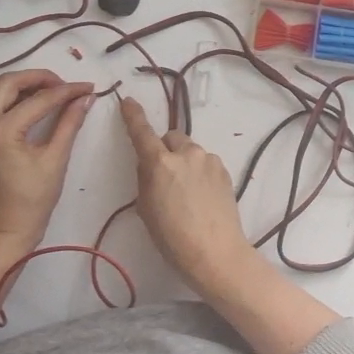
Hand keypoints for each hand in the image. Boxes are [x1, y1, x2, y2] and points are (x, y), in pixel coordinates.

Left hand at [0, 70, 94, 247]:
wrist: (7, 228)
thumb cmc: (34, 199)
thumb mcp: (56, 159)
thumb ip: (69, 123)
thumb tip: (86, 97)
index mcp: (1, 132)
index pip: (38, 100)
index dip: (66, 91)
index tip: (88, 87)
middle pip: (7, 83)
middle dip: (38, 78)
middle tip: (64, 84)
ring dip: (17, 83)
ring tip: (45, 90)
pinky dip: (4, 95)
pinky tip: (26, 101)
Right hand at [120, 96, 252, 288]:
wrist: (215, 252)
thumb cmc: (172, 237)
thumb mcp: (146, 209)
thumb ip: (146, 179)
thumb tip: (151, 164)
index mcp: (160, 163)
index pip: (142, 132)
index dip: (133, 116)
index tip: (128, 101)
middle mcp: (187, 154)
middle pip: (171, 138)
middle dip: (165, 150)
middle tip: (163, 176)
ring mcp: (209, 161)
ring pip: (190, 151)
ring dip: (184, 162)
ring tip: (185, 193)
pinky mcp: (225, 170)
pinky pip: (205, 163)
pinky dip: (199, 172)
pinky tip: (201, 197)